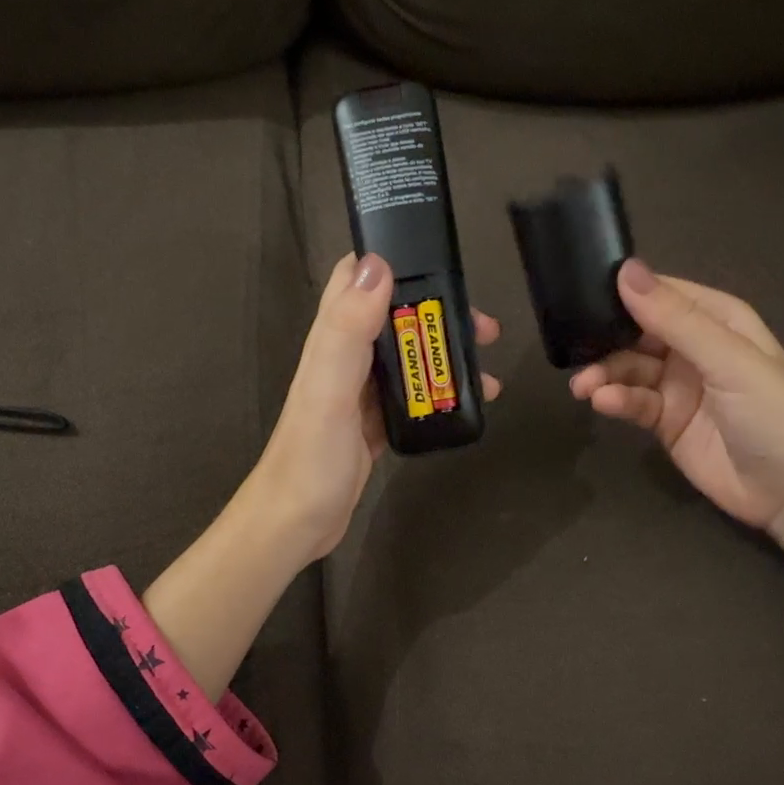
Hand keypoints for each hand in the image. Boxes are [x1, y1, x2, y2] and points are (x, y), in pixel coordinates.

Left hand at [243, 252, 501, 560]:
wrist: (295, 526)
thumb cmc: (311, 459)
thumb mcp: (329, 390)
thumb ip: (347, 329)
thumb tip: (378, 265)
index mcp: (332, 341)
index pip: (354, 280)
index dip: (391, 260)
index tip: (439, 258)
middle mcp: (345, 360)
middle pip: (393, 317)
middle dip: (438, 312)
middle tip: (485, 328)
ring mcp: (359, 394)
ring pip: (407, 356)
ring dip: (444, 352)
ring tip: (488, 371)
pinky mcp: (371, 425)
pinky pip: (411, 395)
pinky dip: (440, 391)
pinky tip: (467, 402)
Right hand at [569, 259, 783, 528]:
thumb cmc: (775, 414)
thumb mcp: (728, 360)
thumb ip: (675, 319)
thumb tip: (626, 270)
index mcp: (720, 320)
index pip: (664, 294)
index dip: (626, 293)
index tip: (582, 293)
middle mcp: (697, 348)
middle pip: (639, 333)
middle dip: (607, 340)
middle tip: (577, 352)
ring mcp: (680, 387)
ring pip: (630, 369)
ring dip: (606, 375)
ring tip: (585, 388)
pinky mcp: (667, 422)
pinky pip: (634, 402)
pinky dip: (616, 401)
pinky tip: (604, 403)